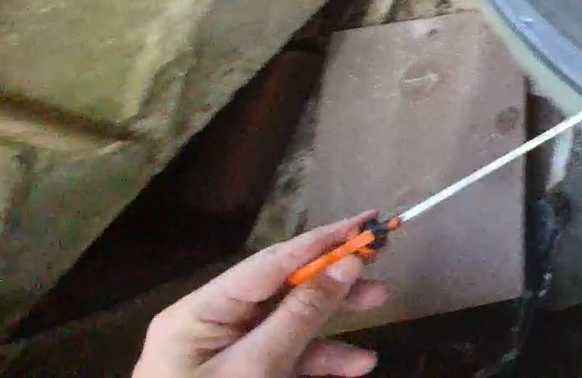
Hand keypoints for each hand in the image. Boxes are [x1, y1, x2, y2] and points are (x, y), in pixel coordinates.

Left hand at [134, 212, 389, 377]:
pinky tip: (356, 364)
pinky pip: (291, 349)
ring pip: (295, 316)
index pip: (274, 261)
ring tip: (379, 303)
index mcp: (200, 312)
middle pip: (288, 285)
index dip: (325, 238)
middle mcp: (214, 322)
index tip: (372, 218)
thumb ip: (305, 311)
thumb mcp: (258, 365)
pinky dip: (324, 354)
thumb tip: (352, 260)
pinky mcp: (244, 371)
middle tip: (381, 261)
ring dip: (338, 315)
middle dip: (336, 278)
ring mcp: (229, 348)